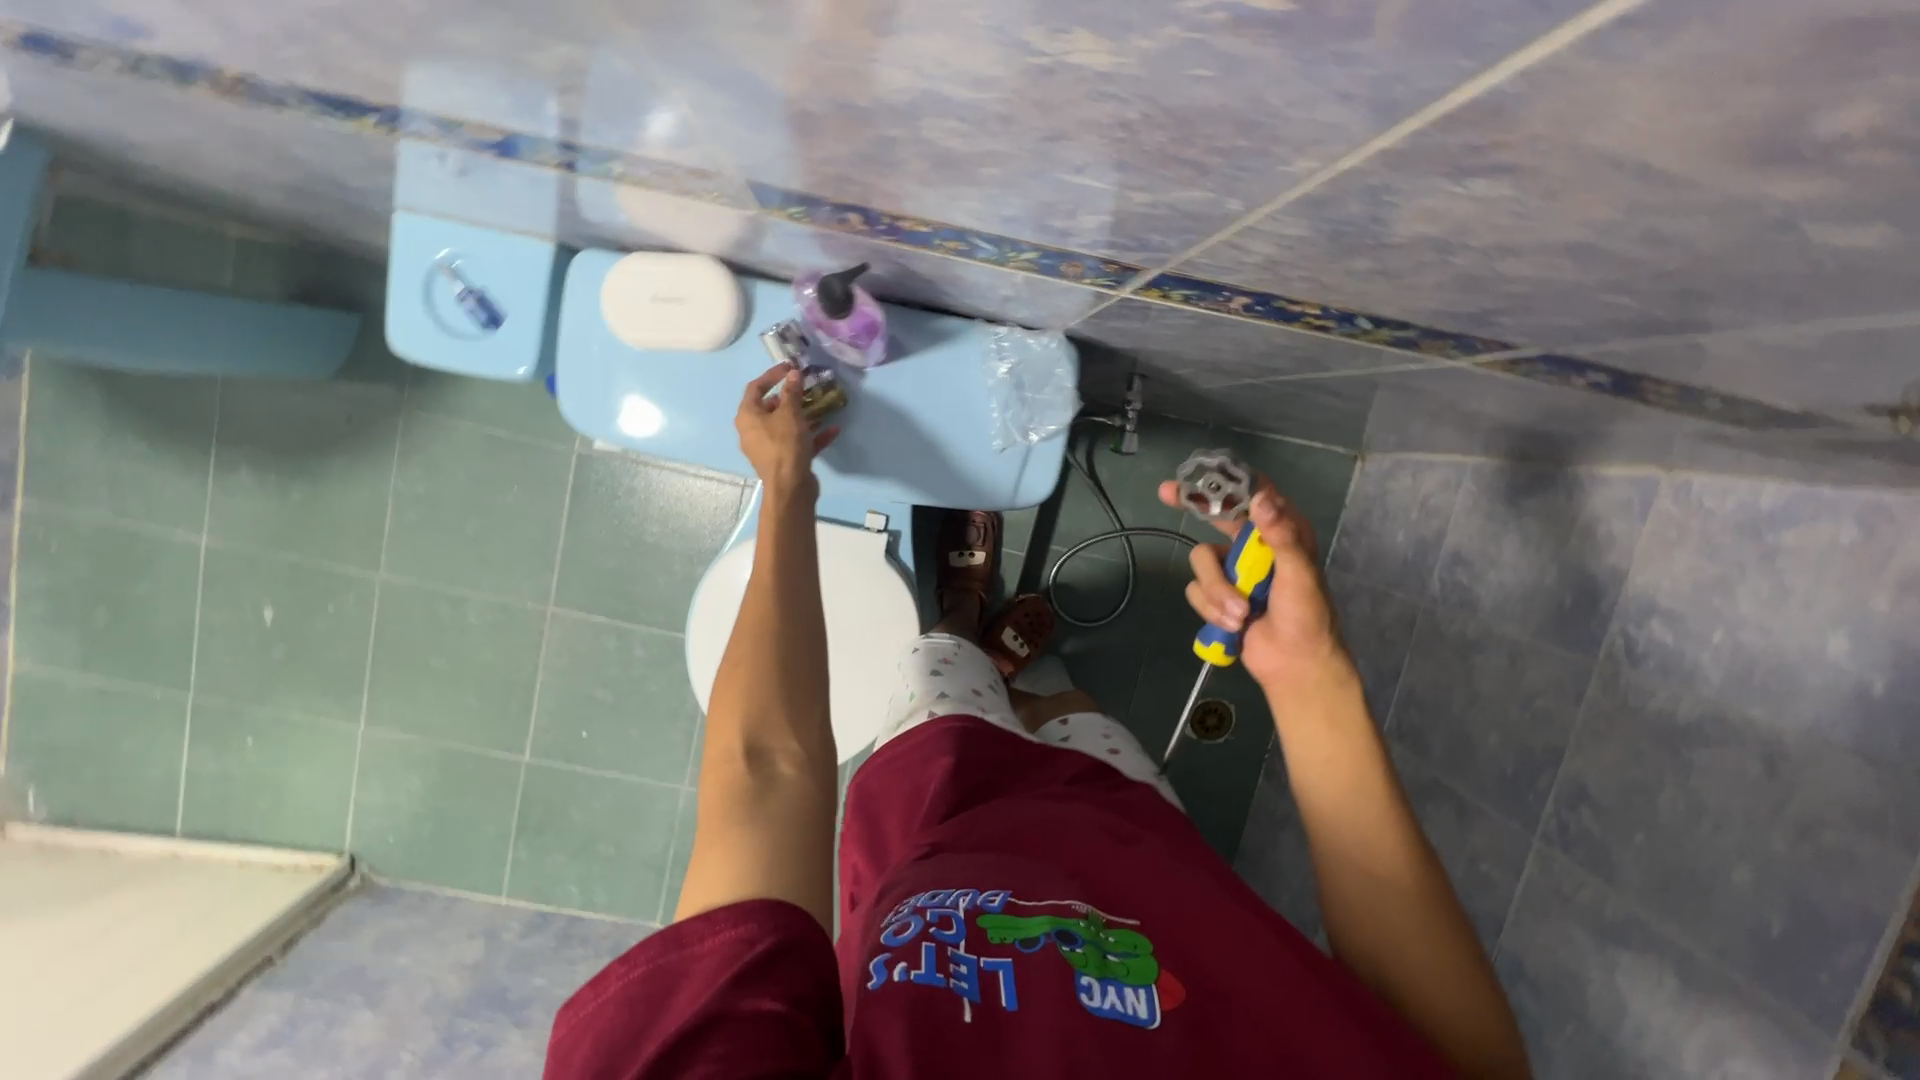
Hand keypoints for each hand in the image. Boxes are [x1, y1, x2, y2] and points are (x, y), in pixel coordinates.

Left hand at [736, 365, 838, 497]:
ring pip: (786, 426)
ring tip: (823, 407)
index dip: (773, 375)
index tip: (791, 368)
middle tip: (808, 389)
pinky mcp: (784, 461)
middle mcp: (753, 431)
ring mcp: (768, 448)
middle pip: (771, 407)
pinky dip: (812, 435)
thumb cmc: (785, 445)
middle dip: (791, 397)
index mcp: (748, 416)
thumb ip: (792, 392)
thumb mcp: (790, 413)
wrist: (790, 488)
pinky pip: (798, 442)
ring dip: (804, 416)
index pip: (756, 387)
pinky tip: (833, 430)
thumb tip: (794, 374)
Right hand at [1158, 479, 1350, 697]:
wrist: (1295, 665)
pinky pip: (1196, 591)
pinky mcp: (1217, 595)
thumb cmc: (1308, 617)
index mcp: (1280, 531)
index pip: (1252, 494)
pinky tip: (1232, 626)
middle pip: (1213, 514)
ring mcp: (1233, 570)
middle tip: (1166, 493)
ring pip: (1201, 561)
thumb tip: (1261, 498)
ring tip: (1239, 615)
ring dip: (1216, 590)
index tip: (1203, 473)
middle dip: (1190, 507)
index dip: (1226, 481)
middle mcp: (1253, 545)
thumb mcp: (1299, 574)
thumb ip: (1280, 536)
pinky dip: (1212, 609)